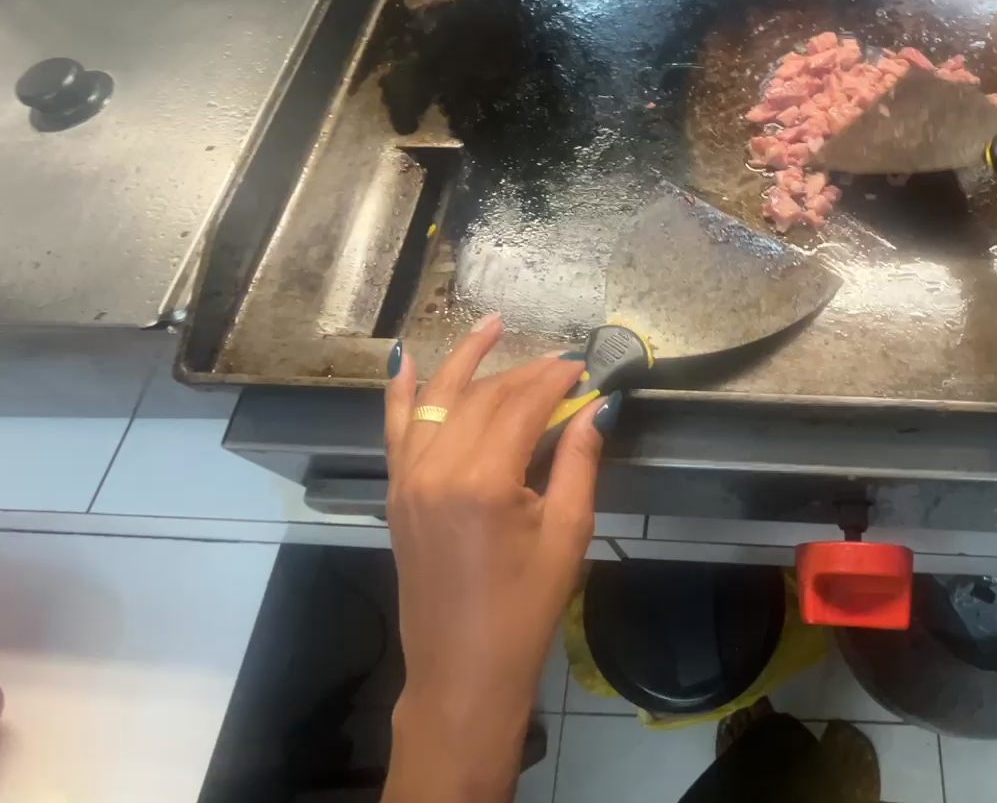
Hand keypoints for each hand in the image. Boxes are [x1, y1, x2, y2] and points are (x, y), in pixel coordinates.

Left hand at [381, 314, 607, 801]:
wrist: (464, 669)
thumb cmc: (527, 605)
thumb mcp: (568, 531)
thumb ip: (580, 459)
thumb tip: (600, 405)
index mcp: (484, 481)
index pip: (523, 405)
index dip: (556, 379)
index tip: (584, 366)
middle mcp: (437, 469)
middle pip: (484, 396)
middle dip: (525, 373)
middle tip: (562, 365)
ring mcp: (408, 479)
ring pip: (440, 401)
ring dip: (467, 361)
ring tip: (493, 326)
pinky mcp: (397, 493)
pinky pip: (396, 430)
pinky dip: (402, 393)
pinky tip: (406, 359)